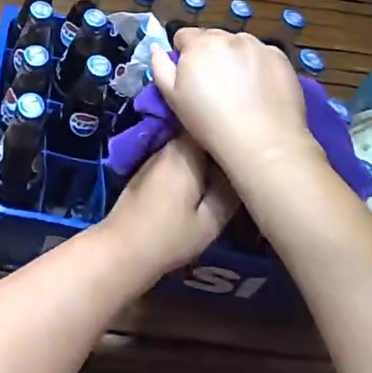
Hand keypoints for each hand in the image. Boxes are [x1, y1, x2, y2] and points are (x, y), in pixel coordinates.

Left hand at [99, 136, 237, 276]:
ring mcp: (155, 156)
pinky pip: (177, 157)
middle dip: (218, 144)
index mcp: (184, 152)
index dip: (229, 131)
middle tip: (242, 159)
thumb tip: (241, 169)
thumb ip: (228, 191)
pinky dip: (191, 164)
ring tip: (228, 169)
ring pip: (188, 146)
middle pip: (198, 135)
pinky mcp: (149, 169)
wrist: (124, 247)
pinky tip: (203, 180)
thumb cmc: (170, 236)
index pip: (209, 125)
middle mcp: (168, 146)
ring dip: (205, 155)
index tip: (247, 142)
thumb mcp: (210, 221)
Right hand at [153, 28, 321, 179]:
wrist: (263, 144)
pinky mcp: (280, 58)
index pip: (184, 35)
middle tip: (215, 84)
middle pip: (212, 38)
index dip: (184, 54)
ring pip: (238, 44)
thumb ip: (160, 66)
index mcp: (200, 44)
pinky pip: (262, 54)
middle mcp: (229, 37)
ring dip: (235, 57)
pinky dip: (259, 65)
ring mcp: (257, 46)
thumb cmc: (210, 122)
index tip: (191, 77)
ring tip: (240, 87)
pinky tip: (261, 88)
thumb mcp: (172, 97)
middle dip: (210, 54)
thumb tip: (157, 47)